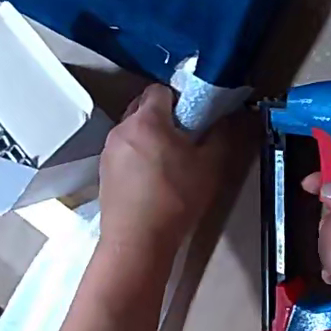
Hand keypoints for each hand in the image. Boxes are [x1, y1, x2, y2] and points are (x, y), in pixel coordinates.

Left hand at [97, 86, 232, 278]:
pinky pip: (122, 149)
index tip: (193, 115)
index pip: (161, 89)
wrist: (137, 241)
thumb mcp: (209, 167)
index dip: (180, 98)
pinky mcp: (102, 170)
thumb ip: (220, 135)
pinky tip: (150, 176)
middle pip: (143, 106)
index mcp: (147, 120)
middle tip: (183, 134)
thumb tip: (228, 118)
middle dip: (163, 114)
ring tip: (167, 158)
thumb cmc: (174, 200)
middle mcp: (122, 128)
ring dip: (148, 134)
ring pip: (131, 128)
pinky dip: (136, 153)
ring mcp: (108, 149)